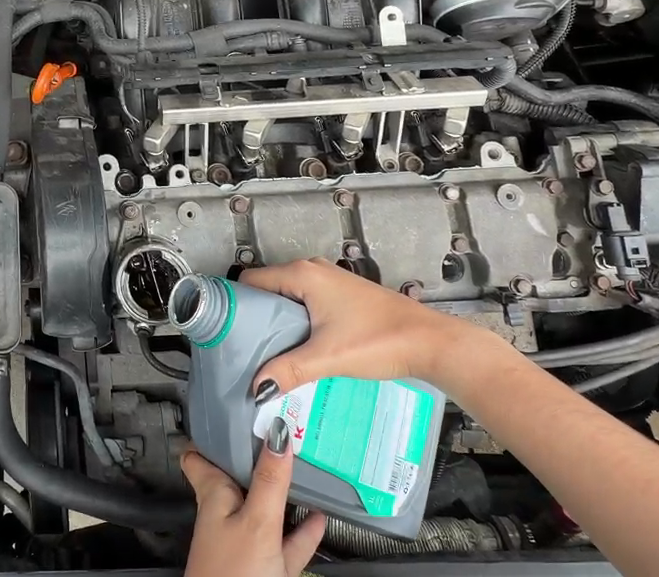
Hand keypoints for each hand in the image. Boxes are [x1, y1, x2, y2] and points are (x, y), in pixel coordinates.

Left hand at [181, 434, 325, 576]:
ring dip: (280, 491)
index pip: (198, 458)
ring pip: (263, 508)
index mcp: (213, 497)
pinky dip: (301, 529)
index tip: (225, 413)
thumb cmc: (233, 575)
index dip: (207, 436)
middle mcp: (225, 515)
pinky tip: (319, 519)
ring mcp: (246, 543)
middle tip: (277, 433)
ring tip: (302, 469)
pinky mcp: (266, 569)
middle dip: (254, 459)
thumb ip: (268, 480)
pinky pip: (285, 542)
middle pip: (236, 478)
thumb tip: (278, 432)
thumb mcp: (256, 522)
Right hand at [241, 259, 495, 398]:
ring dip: (278, 320)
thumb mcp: (327, 358)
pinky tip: (299, 346)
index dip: (237, 303)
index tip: (227, 329)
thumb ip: (288, 371)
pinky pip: (306, 302)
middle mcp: (313, 269)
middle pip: (269, 287)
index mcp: (303, 274)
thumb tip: (256, 388)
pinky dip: (297, 320)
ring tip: (268, 350)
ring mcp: (330, 281)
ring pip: (289, 296)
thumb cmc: (381, 341)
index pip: (252, 280)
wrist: (432, 344)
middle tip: (245, 346)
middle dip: (256, 315)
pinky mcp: (343, 295)